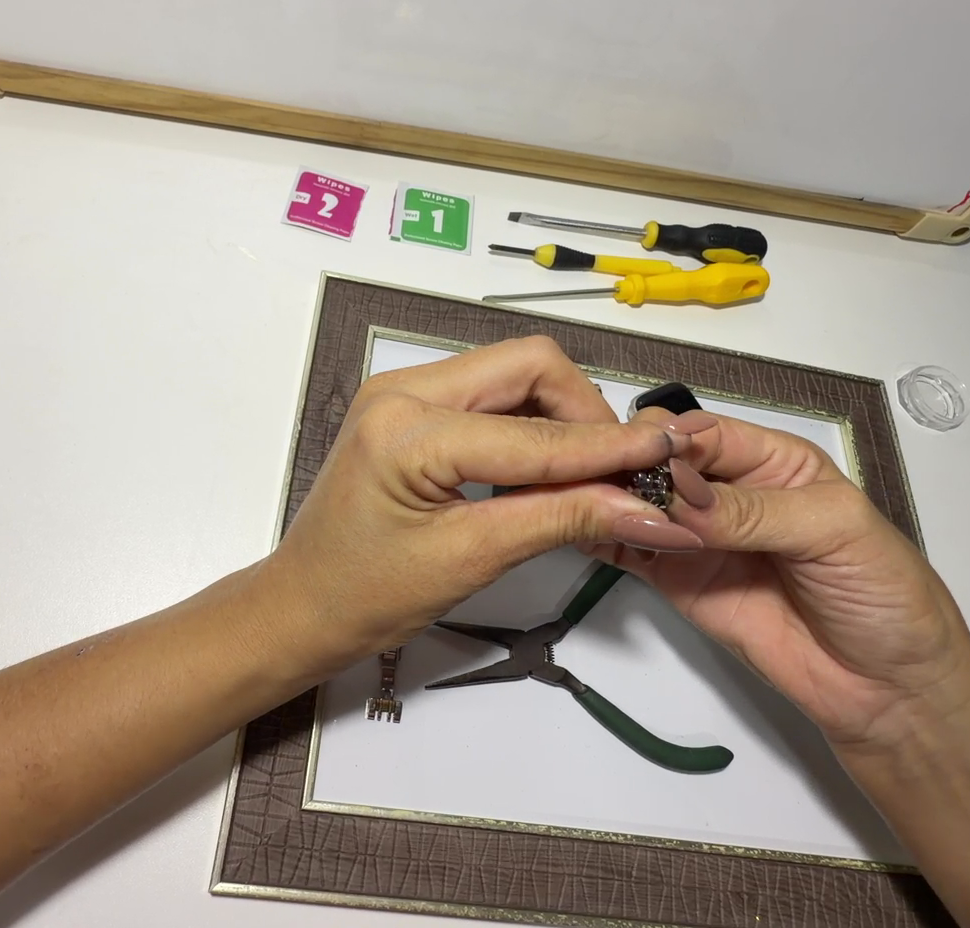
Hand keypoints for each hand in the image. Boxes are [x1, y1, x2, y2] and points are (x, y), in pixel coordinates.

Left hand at [253, 337, 701, 676]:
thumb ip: (565, 519)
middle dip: (584, 411)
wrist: (303, 604)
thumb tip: (650, 506)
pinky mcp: (407, 405)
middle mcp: (401, 389)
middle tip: (617, 468)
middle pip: (527, 365)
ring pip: (511, 373)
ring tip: (586, 472)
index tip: (666, 458)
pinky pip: (488, 394)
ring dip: (558, 414)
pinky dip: (528, 422)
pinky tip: (543, 466)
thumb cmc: (368, 595)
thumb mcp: (473, 558)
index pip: (536, 430)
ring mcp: (401, 391)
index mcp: (406, 428)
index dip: (608, 446)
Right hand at [582, 408, 969, 748]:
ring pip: (637, 500)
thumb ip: (755, 510)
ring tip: (578, 500)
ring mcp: (695, 536)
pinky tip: (579, 529)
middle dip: (628, 463)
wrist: (886, 691)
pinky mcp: (673, 577)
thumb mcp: (834, 532)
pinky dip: (602, 536)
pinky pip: (629, 548)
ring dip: (608, 497)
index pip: (703, 432)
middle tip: (597, 478)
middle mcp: (725, 491)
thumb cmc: (884, 596)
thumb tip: (680, 492)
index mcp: (770, 461)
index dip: (668, 438)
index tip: (637, 453)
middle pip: (659, 461)